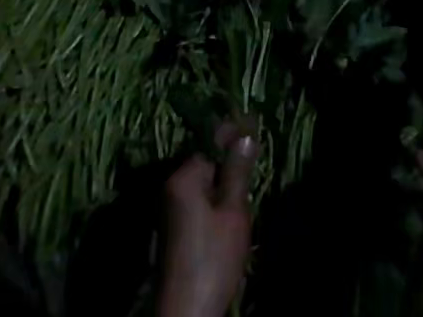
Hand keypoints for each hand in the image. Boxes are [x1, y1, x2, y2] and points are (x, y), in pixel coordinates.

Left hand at [157, 122, 255, 316]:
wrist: (185, 313)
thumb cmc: (212, 258)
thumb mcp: (232, 212)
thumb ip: (237, 171)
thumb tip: (245, 134)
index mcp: (183, 176)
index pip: (210, 141)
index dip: (232, 132)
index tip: (253, 123)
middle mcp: (170, 186)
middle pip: (205, 161)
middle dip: (228, 159)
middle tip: (253, 159)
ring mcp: (168, 208)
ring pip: (201, 182)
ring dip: (222, 181)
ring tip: (245, 186)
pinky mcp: (172, 228)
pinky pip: (196, 200)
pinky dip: (213, 199)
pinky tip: (229, 212)